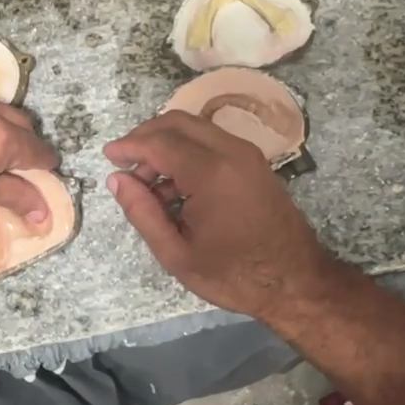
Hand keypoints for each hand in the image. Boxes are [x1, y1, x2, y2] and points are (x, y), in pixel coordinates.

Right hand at [104, 111, 339, 321]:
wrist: (296, 282)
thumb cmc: (234, 275)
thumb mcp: (177, 254)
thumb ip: (142, 212)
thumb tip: (117, 180)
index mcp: (210, 173)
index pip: (159, 143)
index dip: (129, 147)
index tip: (108, 157)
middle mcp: (231, 152)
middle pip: (177, 122)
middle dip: (145, 137)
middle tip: (125, 164)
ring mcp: (247, 154)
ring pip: (195, 128)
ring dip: (166, 144)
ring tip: (149, 185)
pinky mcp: (254, 163)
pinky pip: (212, 141)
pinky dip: (187, 151)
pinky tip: (175, 187)